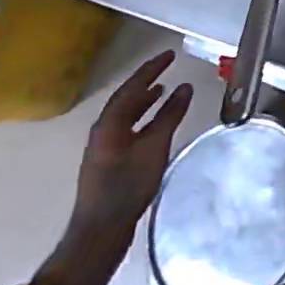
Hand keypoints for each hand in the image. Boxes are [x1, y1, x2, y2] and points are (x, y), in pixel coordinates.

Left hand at [44, 51, 191, 280]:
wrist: (99, 231)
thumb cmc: (128, 186)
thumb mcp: (154, 148)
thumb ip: (170, 116)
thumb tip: (185, 87)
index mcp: (109, 122)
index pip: (133, 85)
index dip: (152, 68)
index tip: (170, 54)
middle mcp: (102, 129)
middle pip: (126, 97)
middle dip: (147, 80)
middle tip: (168, 66)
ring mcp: (103, 146)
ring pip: (126, 113)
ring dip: (144, 100)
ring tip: (163, 90)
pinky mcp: (108, 160)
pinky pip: (127, 127)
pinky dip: (142, 118)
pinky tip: (153, 124)